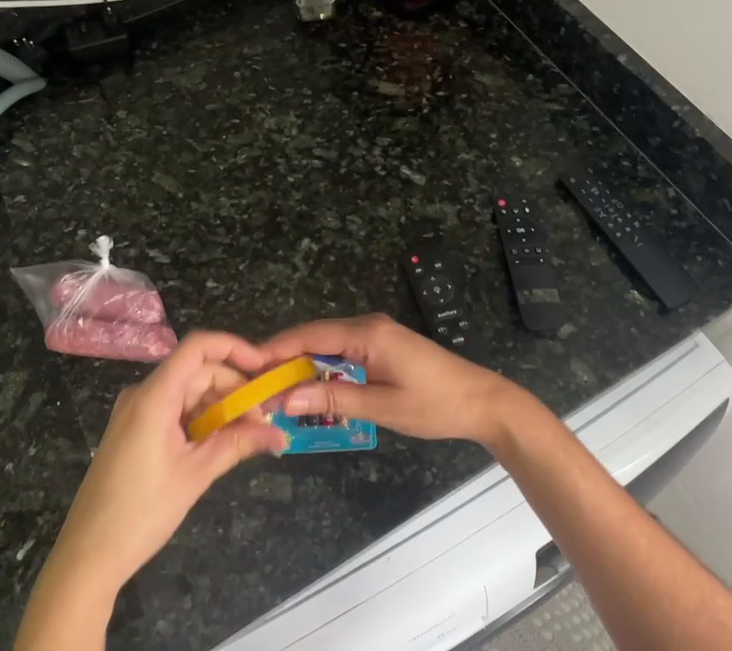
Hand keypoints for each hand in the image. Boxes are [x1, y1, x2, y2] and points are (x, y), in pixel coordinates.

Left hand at [40, 333, 288, 599]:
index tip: (263, 368)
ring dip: (220, 406)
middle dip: (234, 388)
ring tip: (249, 434)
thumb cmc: (141, 513)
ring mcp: (135, 412)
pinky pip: (174, 410)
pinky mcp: (134, 430)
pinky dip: (200, 419)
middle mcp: (142, 394)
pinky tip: (221, 441)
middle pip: (197, 372)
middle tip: (264, 420)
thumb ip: (237, 445)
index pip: (197, 347)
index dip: (233, 348)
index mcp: (154, 396)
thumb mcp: (195, 475)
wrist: (88, 555)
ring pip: (187, 392)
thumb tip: (279, 434)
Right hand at [258, 314, 529, 445]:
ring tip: (274, 387)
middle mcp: (368, 326)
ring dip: (301, 363)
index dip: (276, 350)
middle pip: (314, 336)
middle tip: (256, 384)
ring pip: (326, 343)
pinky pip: (342, 350)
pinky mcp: (383, 346)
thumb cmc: (435, 405)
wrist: (483, 402)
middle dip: (284, 358)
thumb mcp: (383, 406)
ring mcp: (377, 334)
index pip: (310, 335)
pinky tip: (309, 384)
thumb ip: (335, 399)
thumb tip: (286, 398)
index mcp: (367, 334)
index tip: (248, 367)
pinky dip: (322, 365)